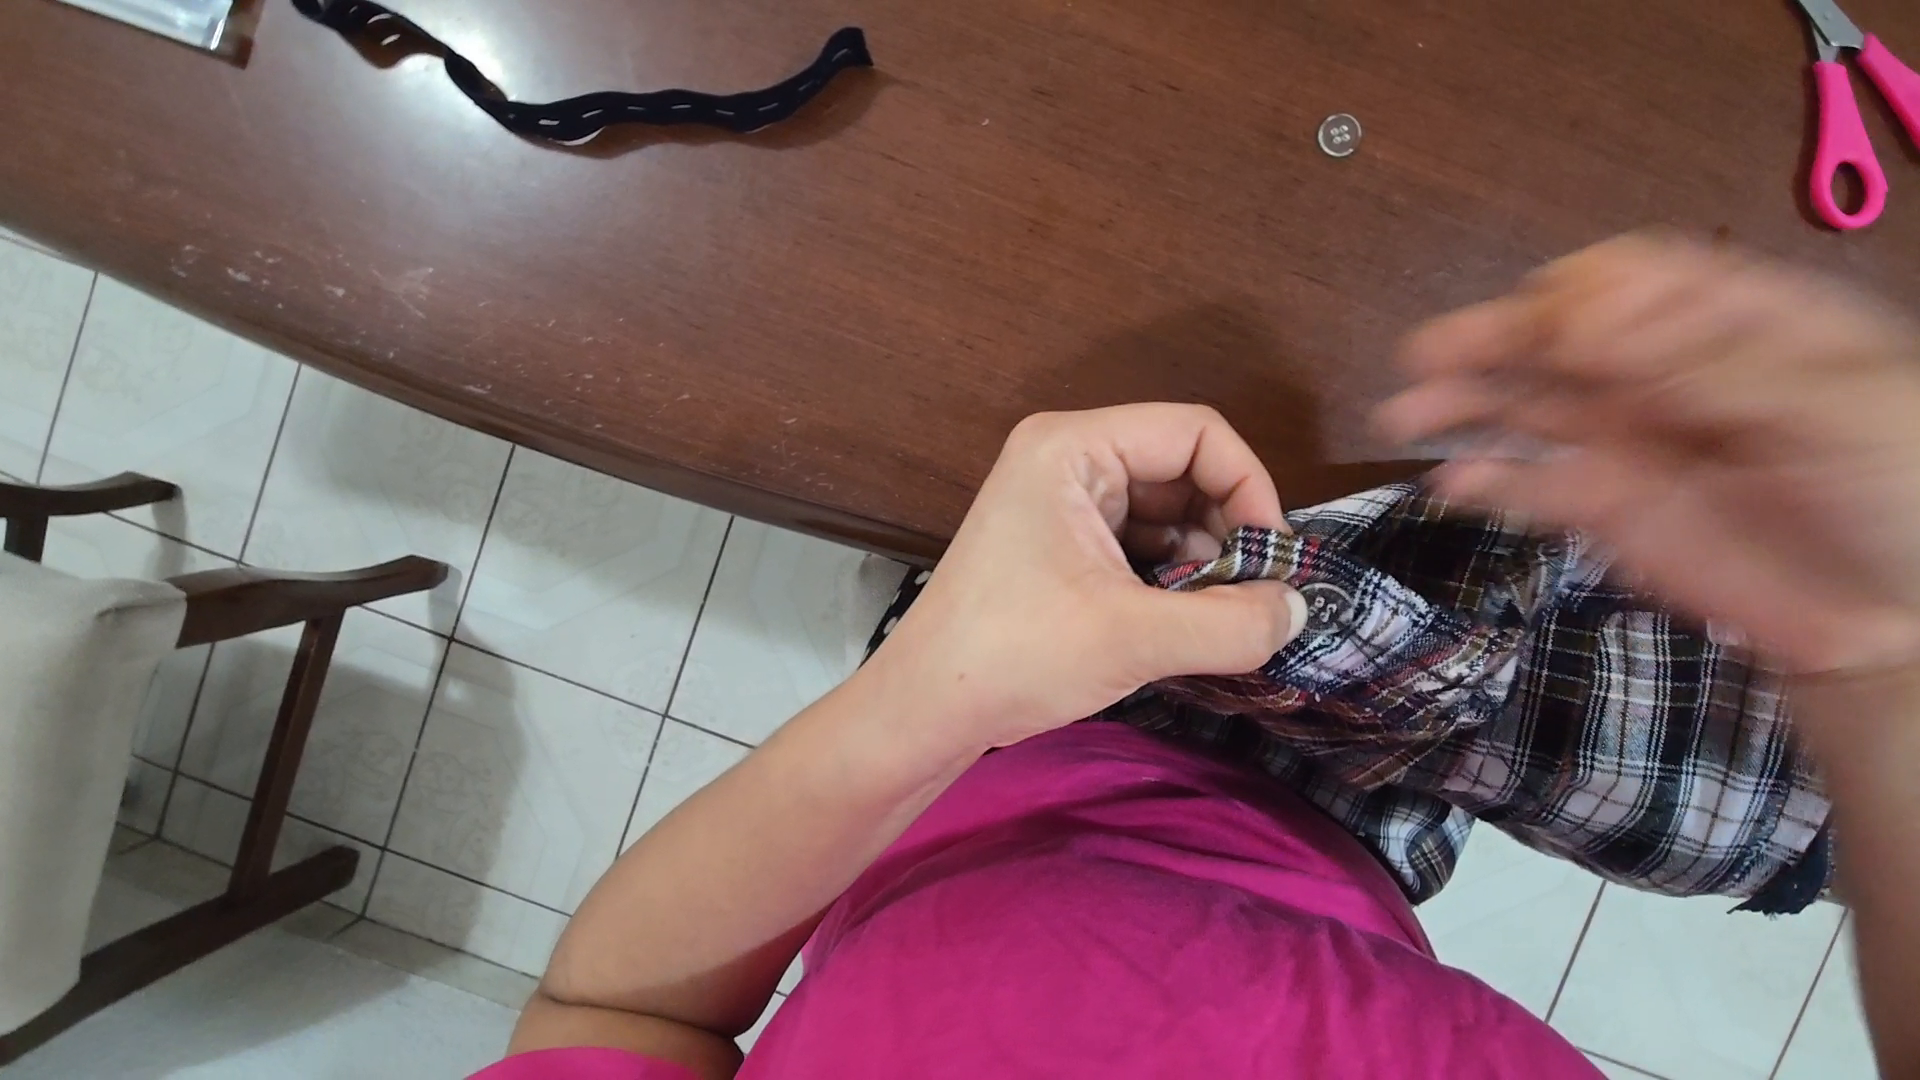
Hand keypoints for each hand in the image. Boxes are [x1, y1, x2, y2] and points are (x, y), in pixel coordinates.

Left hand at [867, 404, 1307, 754]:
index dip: (1249, 487)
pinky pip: (1134, 543)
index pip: (1195, 433)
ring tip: (1216, 615)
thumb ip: (1232, 624)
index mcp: (1072, 447)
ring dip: (1199, 561)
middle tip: (1250, 596)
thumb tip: (1301, 610)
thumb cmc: (1017, 655)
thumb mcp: (1134, 638)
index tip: (1273, 560)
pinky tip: (1183, 619)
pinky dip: (1168, 577)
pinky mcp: (1057, 544)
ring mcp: (1058, 503)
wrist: (928, 707)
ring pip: (1161, 511)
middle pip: (1180, 470)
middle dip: (1224, 531)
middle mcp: (1064, 460)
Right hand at [1376, 233, 1919, 676]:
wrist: (1898, 626)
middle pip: (1554, 340)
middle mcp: (1659, 376)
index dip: (1576, 295)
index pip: (1630, 282)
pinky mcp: (1597, 505)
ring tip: (1404, 416)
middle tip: (1421, 357)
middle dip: (1486, 342)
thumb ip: (1701, 361)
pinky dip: (1485, 484)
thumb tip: (1578, 320)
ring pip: (1523, 407)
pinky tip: (1455, 483)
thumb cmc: (1904, 496)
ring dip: (1461, 405)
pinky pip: (1527, 486)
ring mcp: (1622, 441)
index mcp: (1730, 328)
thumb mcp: (1829, 406)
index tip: (1545, 324)